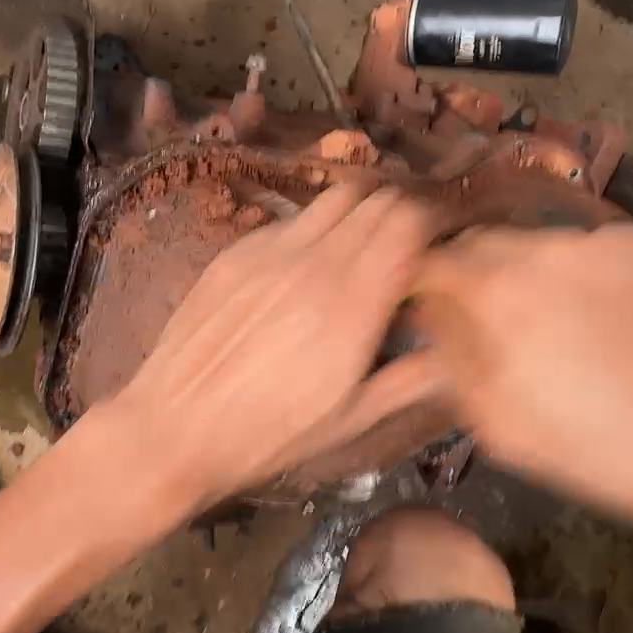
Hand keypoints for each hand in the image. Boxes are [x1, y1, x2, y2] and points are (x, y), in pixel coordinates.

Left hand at [94, 184, 436, 509]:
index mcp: (353, 304)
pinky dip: (310, 228)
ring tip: (357, 244)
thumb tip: (455, 351)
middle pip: (375, 203)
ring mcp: (270, 251)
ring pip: (332, 200)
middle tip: (402, 246)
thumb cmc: (270, 433)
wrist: (177, 425)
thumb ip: (411, 378)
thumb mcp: (350, 420)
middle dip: (398, 217)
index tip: (435, 247)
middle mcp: (314, 263)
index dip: (430, 226)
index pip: (407, 224)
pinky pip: (288, 219)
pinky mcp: (235, 251)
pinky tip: (303, 261)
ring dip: (356, 212)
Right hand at [359, 226, 632, 530]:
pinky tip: (593, 325)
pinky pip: (575, 254)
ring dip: (514, 278)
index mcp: (495, 289)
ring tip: (540, 331)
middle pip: (472, 247)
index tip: (414, 313)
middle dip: (462, 279)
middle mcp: (538, 247)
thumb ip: (449, 360)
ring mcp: (594, 242)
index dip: (410, 285)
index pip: (422, 262)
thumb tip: (430, 320)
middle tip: (474, 327)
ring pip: (525, 247)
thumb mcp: (501, 425)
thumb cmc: (611, 452)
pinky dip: (564, 278)